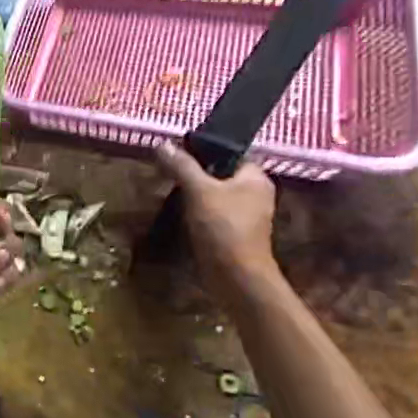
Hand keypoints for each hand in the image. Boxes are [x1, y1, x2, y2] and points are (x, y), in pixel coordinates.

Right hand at [154, 143, 277, 290]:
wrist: (234, 274)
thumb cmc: (223, 226)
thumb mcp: (198, 190)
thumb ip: (181, 166)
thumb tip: (162, 144)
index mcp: (256, 178)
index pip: (230, 154)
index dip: (206, 151)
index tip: (179, 153)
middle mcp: (255, 194)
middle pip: (220, 174)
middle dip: (196, 173)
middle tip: (169, 170)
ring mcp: (245, 214)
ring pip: (215, 194)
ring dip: (195, 193)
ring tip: (169, 188)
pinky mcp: (233, 231)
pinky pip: (213, 212)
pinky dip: (197, 210)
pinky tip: (179, 211)